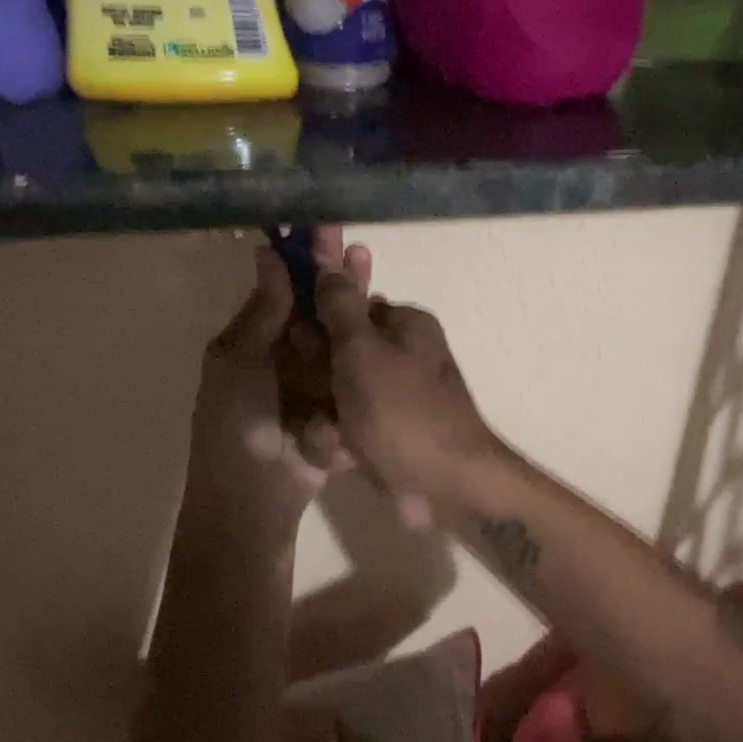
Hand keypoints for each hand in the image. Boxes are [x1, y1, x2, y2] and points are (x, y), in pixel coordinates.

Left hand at [189, 229, 370, 532]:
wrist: (256, 495)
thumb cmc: (236, 421)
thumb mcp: (238, 361)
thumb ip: (263, 313)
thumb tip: (269, 255)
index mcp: (257, 341)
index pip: (284, 292)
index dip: (303, 263)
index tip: (323, 231)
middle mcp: (288, 357)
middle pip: (317, 311)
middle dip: (335, 281)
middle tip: (357, 248)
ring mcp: (317, 384)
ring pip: (340, 340)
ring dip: (355, 309)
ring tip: (373, 278)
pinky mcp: (341, 409)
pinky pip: (355, 376)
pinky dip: (368, 353)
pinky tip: (386, 324)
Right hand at [315, 271, 504, 522]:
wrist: (447, 484)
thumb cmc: (403, 411)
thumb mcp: (363, 351)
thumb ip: (340, 306)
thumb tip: (330, 257)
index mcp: (403, 324)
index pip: (341, 307)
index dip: (311, 327)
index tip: (295, 348)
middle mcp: (399, 355)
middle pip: (331, 356)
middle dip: (317, 384)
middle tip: (326, 407)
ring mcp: (392, 396)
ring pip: (331, 398)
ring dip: (325, 421)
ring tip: (340, 440)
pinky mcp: (385, 433)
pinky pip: (344, 430)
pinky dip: (340, 444)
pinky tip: (347, 459)